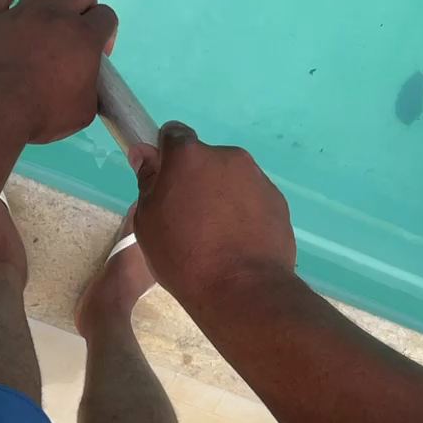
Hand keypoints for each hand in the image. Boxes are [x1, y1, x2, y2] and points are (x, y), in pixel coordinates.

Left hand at [0, 0, 117, 144]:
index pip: (106, 15)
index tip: (97, 53)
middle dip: (84, 5)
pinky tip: (7, 12)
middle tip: (74, 29)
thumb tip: (84, 86)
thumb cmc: (44, 114)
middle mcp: (55, 16)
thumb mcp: (83, 112)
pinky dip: (5, 0)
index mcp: (83, 37)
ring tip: (47, 11)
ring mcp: (21, 13)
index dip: (106, 32)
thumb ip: (90, 91)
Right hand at [130, 121, 297, 306]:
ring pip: (229, 179)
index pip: (173, 134)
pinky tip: (235, 244)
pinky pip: (251, 199)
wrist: (241, 289)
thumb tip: (144, 152)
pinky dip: (242, 214)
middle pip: (204, 159)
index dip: (165, 156)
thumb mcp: (147, 220)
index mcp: (190, 156)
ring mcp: (257, 178)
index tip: (162, 181)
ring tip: (214, 237)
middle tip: (186, 218)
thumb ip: (148, 181)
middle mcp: (227, 157)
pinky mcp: (278, 201)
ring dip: (220, 197)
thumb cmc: (182, 254)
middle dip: (195, 179)